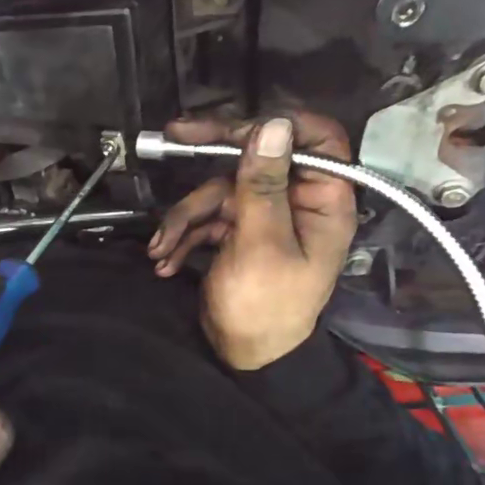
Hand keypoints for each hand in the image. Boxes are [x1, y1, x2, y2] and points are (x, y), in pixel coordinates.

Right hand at [147, 112, 357, 370]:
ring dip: (185, 217)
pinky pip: (208, 216)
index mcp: (323, 201)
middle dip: (210, 161)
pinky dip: (184, 234)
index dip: (280, 126)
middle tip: (174, 137)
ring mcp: (264, 215)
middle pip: (256, 158)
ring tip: (160, 250)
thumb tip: (272, 126)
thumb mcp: (261, 245)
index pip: (316, 140)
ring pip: (220, 189)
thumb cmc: (265, 308)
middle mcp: (296, 201)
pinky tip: (165, 259)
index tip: (235, 126)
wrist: (244, 358)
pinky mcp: (238, 231)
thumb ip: (263, 186)